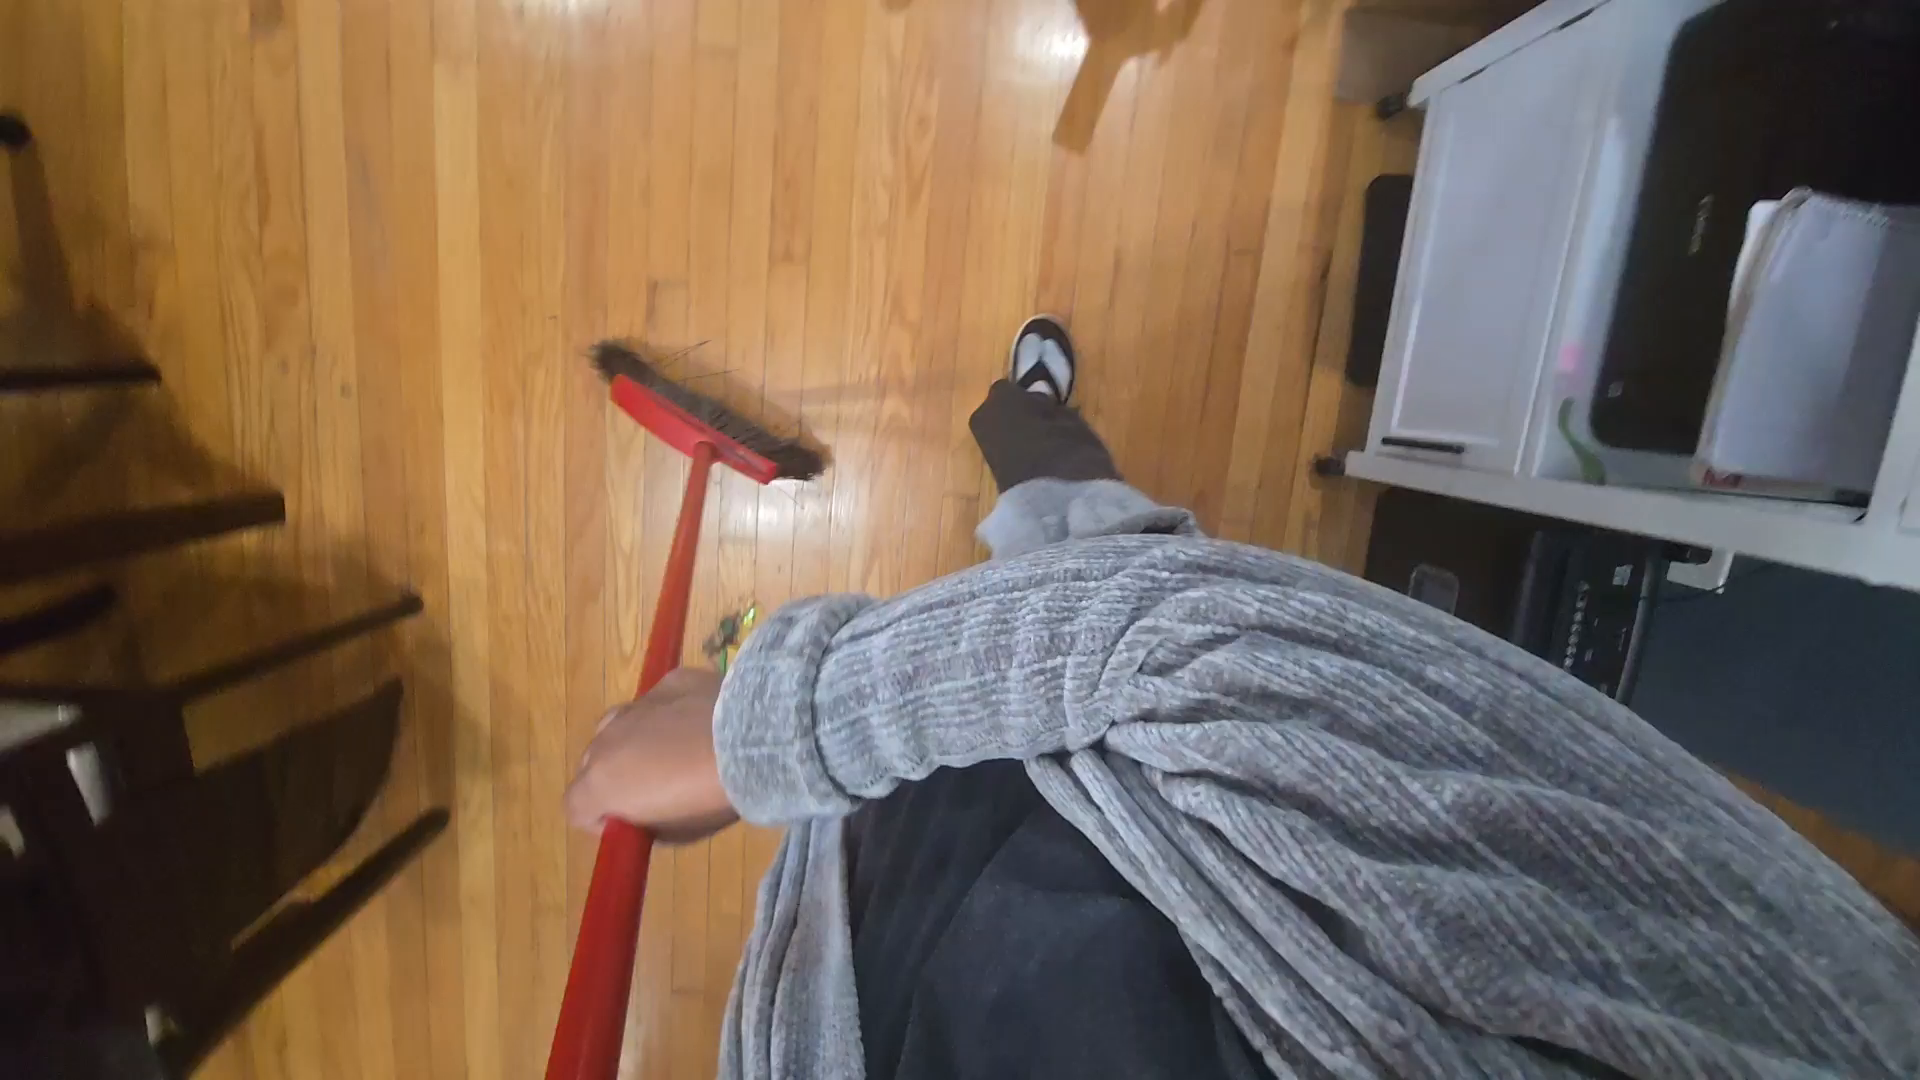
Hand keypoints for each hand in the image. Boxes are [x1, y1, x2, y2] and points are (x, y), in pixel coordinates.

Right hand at [565, 668, 737, 843]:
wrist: (752, 740)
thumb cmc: (712, 796)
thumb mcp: (676, 833)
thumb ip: (644, 824)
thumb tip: (641, 815)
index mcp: (599, 782)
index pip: (576, 807)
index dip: (601, 819)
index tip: (631, 822)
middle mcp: (608, 737)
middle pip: (595, 761)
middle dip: (617, 776)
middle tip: (658, 785)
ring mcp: (640, 703)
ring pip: (621, 724)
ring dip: (637, 739)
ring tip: (677, 750)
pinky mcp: (673, 680)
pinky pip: (661, 700)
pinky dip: (673, 711)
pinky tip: (702, 720)